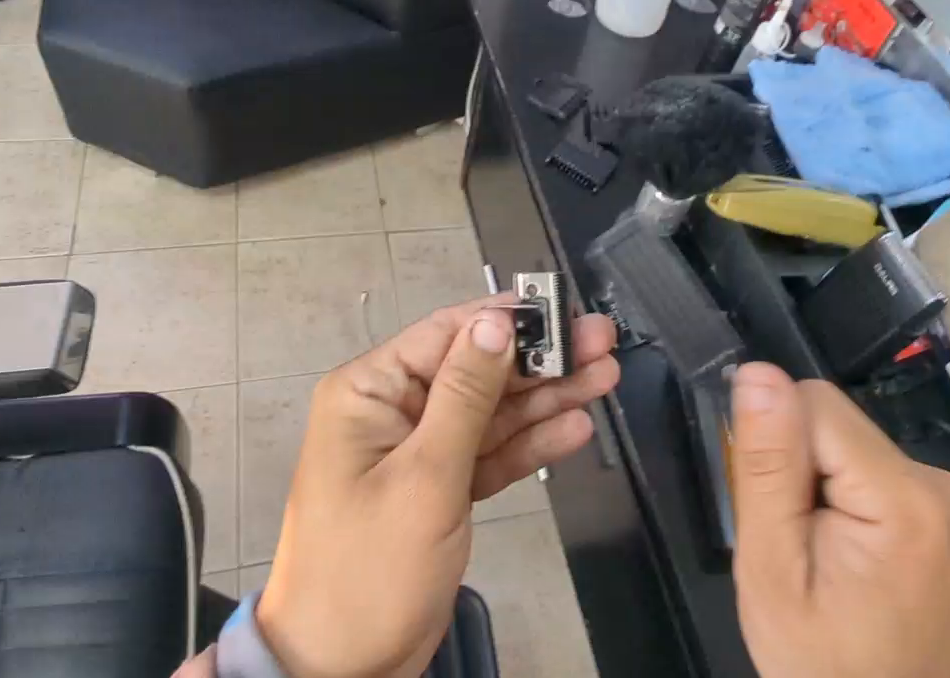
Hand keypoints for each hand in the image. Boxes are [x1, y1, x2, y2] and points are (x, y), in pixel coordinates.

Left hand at [256, 294, 619, 677]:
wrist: (344, 670)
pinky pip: (490, 452)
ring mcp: (420, 450)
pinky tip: (574, 428)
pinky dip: (529, 444)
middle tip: (602, 342)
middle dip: (539, 359)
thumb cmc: (371, 567)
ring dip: (546, 397)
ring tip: (605, 376)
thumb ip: (465, 395)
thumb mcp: (424, 476)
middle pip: (476, 370)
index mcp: (369, 391)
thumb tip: (495, 322)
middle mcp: (393, 410)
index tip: (562, 308)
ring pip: (491, 411)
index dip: (506, 319)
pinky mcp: (441, 486)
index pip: (445, 335)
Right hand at [730, 363, 949, 677]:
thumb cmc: (816, 658)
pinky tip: (848, 549)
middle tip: (795, 538)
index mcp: (909, 499)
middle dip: (799, 465)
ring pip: (850, 442)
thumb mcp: (771, 565)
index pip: (815, 404)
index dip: (776, 445)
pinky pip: (873, 466)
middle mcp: (947, 486)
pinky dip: (847, 495)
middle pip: (836, 423)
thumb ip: (767, 464)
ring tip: (821, 549)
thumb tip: (758, 373)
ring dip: (821, 480)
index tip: (777, 509)